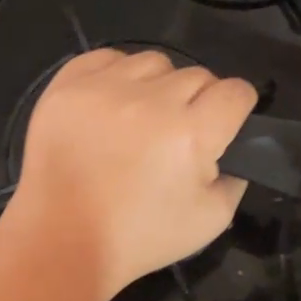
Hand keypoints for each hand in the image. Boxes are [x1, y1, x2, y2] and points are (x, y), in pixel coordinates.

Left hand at [0, 49, 257, 295]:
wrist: (63, 242)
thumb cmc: (141, 236)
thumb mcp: (213, 219)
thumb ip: (236, 176)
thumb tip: (233, 146)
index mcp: (192, 133)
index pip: (236, 91)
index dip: (237, 108)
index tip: (224, 127)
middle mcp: (152, 100)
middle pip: (199, 76)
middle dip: (198, 102)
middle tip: (178, 136)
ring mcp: (106, 88)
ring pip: (156, 63)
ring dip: (159, 86)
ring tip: (143, 118)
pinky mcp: (68, 85)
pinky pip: (109, 57)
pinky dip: (117, 75)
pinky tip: (112, 105)